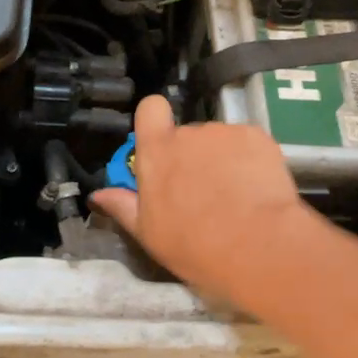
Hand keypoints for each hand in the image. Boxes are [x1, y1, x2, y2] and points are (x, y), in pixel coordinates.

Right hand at [90, 95, 317, 299]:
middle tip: (203, 192)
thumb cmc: (195, 245)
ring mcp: (225, 132)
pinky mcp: (258, 137)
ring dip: (222, 160)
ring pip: (219, 142)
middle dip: (193, 157)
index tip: (162, 146)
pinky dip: (249, 161)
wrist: (258, 248)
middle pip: (187, 135)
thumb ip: (123, 206)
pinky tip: (256, 190)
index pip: (150, 109)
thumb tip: (98, 194)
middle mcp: (189, 133)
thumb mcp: (149, 234)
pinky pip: (247, 145)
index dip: (155, 121)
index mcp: (157, 151)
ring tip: (234, 196)